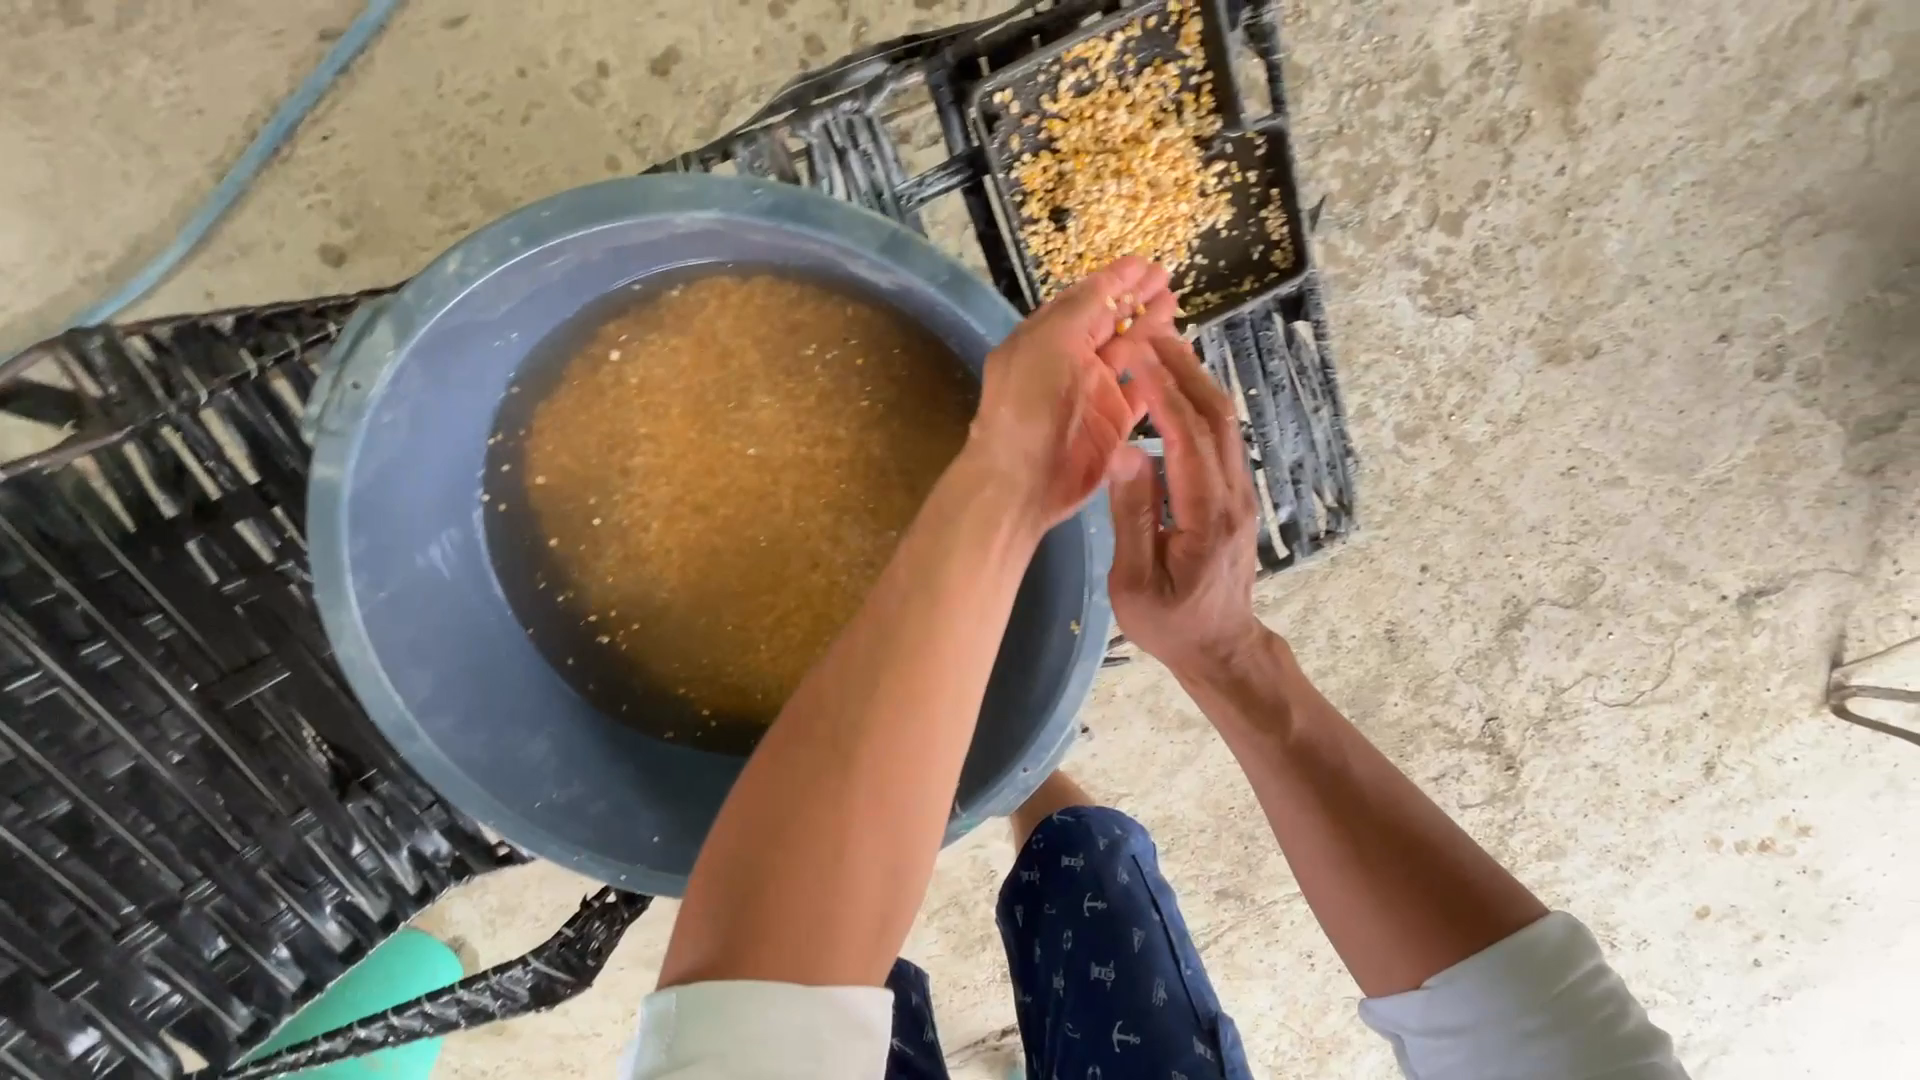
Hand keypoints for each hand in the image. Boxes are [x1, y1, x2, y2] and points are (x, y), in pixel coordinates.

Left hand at [968, 257, 1176, 529]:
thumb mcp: (1049, 341)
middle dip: (1136, 298)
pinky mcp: (1112, 423)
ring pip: (1128, 353)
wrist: (1022, 478)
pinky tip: (1176, 352)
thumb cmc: (1028, 404)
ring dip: (1150, 329)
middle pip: (1109, 322)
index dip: (1113, 280)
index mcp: (1046, 338)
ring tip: (1175, 303)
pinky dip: (1158, 373)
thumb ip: (1081, 308)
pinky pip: (1141, 391)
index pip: (1085, 300)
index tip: (1143, 262)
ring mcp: (1092, 393)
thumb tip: (1108, 280)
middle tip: (1167, 277)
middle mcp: (1069, 361)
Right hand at [1106, 333, 1266, 677]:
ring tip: (1160, 346)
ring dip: (1194, 379)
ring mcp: (1241, 494)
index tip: (1136, 352)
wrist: (1221, 648)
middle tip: (1148, 331)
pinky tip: (1176, 389)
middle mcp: (1233, 496)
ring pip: (1225, 422)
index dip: (1164, 389)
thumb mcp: (1135, 583)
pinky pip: (1222, 437)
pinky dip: (1199, 403)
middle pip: (1216, 416)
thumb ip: (1131, 516)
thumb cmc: (1170, 624)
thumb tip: (1126, 452)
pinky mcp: (1236, 496)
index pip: (1188, 437)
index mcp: (1206, 516)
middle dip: (1184, 368)